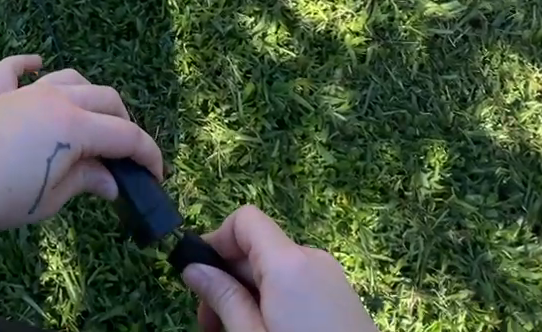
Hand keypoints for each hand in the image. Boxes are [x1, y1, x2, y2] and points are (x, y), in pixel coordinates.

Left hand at [0, 54, 164, 243]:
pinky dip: (27, 64)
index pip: (126, 135)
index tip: (156, 177)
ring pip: (70, 78)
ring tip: (94, 122)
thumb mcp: (52, 198)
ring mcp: (25, 92)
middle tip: (125, 157)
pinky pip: (14, 69)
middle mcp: (54, 97)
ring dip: (89, 97)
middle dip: (124, 125)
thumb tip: (112, 180)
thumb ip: (86, 181)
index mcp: (74, 124)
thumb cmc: (1, 196)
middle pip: (106, 99)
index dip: (149, 156)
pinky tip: (36, 62)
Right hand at [180, 205, 377, 331]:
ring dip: (248, 297)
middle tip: (207, 325)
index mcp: (289, 262)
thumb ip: (222, 297)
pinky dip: (275, 306)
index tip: (198, 277)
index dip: (216, 240)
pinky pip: (299, 291)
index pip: (245, 220)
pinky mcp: (347, 307)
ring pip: (276, 274)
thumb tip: (194, 267)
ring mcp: (335, 284)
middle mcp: (313, 261)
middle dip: (227, 280)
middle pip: (257, 250)